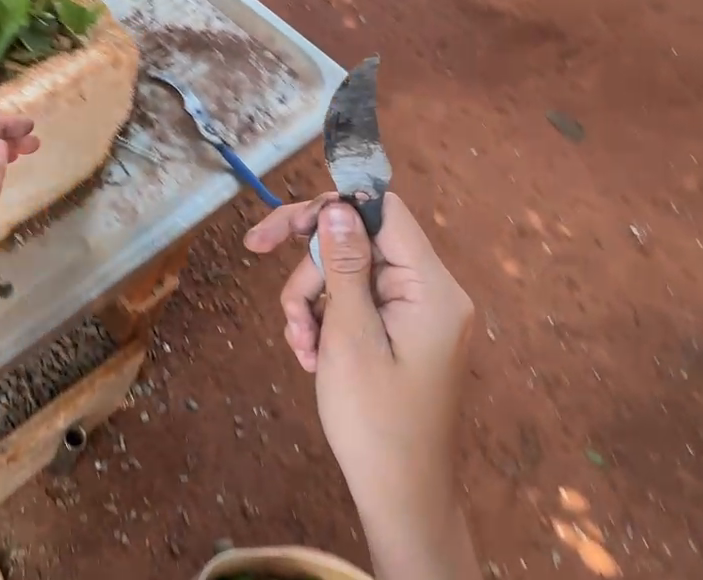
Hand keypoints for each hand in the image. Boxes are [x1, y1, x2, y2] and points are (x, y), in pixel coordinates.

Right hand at [245, 191, 476, 579]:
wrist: (400, 495)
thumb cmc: (374, 419)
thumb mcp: (349, 336)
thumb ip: (344, 265)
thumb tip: (337, 207)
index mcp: (431, 288)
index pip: (382, 212)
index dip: (331, 209)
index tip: (283, 226)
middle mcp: (430, 292)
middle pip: (356, 242)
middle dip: (310, 267)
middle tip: (271, 281)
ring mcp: (416, 313)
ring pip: (346, 273)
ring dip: (311, 302)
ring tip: (302, 346)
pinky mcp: (401, 332)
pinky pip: (354, 303)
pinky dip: (325, 321)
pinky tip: (313, 355)